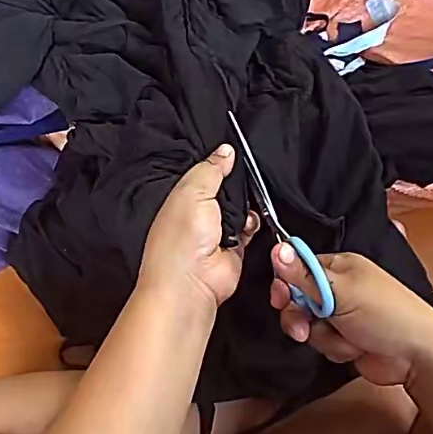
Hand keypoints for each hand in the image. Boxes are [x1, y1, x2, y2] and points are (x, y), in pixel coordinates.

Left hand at [137, 145, 256, 310]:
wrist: (192, 282)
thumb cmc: (180, 241)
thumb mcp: (192, 191)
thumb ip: (210, 169)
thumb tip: (225, 151)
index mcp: (181, 197)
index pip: (202, 172)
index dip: (216, 163)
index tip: (231, 153)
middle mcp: (198, 213)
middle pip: (224, 190)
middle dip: (235, 186)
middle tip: (240, 180)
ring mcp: (217, 231)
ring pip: (240, 208)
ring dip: (246, 207)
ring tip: (242, 207)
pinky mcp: (235, 247)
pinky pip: (250, 228)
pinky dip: (252, 225)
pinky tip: (247, 224)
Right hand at [269, 247, 432, 386]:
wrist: (416, 356)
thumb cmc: (387, 315)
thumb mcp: (342, 292)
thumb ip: (305, 275)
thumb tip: (277, 249)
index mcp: (341, 266)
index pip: (299, 267)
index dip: (286, 284)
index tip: (281, 298)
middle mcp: (340, 288)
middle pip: (299, 299)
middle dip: (300, 317)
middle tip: (305, 327)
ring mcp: (343, 315)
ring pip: (309, 325)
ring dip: (324, 337)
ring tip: (347, 338)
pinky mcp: (346, 339)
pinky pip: (322, 343)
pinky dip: (336, 349)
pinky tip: (356, 349)